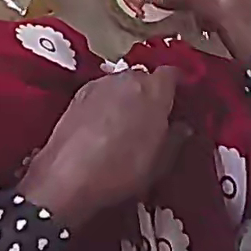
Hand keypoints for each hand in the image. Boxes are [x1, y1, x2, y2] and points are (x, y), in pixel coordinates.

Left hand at [18, 66, 182, 228]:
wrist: (67, 176)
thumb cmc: (122, 170)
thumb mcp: (159, 163)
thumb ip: (176, 138)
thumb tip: (183, 126)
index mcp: (154, 90)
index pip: (172, 73)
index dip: (179, 84)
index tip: (182, 98)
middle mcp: (128, 78)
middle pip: (146, 77)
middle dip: (152, 92)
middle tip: (155, 116)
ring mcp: (101, 83)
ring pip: (122, 84)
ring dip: (128, 97)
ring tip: (127, 122)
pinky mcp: (78, 93)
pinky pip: (102, 92)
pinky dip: (108, 103)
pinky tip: (104, 125)